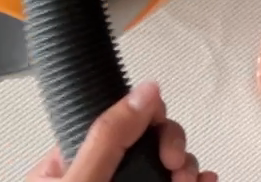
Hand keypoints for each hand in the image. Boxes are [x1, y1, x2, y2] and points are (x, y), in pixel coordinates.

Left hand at [26, 82, 211, 181]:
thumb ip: (109, 138)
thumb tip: (145, 89)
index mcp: (66, 167)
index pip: (117, 120)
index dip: (149, 120)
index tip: (165, 140)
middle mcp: (94, 177)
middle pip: (147, 141)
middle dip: (173, 148)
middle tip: (178, 166)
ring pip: (164, 164)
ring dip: (188, 167)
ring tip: (192, 181)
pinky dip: (195, 181)